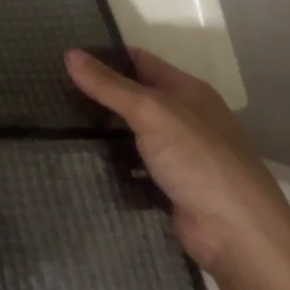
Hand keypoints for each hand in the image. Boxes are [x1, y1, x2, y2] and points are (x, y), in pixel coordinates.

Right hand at [66, 47, 289, 275]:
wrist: (238, 236)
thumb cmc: (199, 161)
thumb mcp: (152, 113)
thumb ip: (109, 86)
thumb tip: (69, 53)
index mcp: (189, 92)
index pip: (140, 61)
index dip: (105, 56)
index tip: (63, 56)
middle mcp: (184, 119)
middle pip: (133, 98)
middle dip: (97, 95)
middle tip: (51, 91)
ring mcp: (177, 154)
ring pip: (129, 133)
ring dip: (100, 131)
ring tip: (55, 122)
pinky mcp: (168, 185)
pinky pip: (131, 166)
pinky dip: (110, 162)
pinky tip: (79, 158)